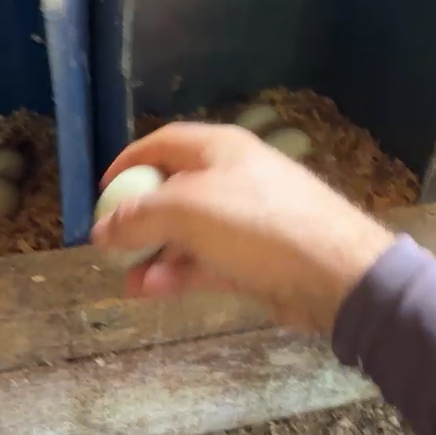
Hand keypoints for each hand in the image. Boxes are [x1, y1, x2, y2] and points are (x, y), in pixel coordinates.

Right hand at [90, 122, 395, 331]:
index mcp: (220, 150)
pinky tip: (153, 291)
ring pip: (188, 234)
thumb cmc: (257, 224)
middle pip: (173, 192)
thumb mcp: (187, 210)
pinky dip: (180, 274)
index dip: (129, 162)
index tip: (102, 190)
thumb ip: (139, 216)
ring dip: (155, 256)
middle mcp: (233, 179)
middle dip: (139, 220)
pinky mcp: (255, 260)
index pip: (163, 143)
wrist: (333, 273)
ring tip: (127, 281)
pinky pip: (207, 262)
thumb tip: (101, 229)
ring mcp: (246, 222)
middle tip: (112, 246)